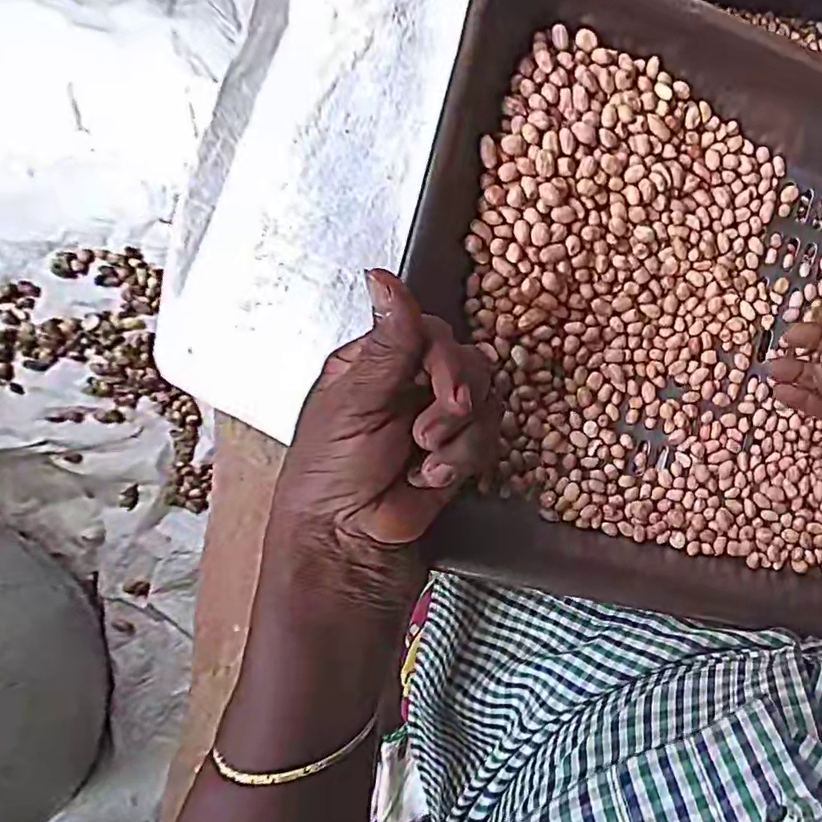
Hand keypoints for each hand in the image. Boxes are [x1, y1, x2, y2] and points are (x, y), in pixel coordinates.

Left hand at [266, 269, 498, 603]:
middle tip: (429, 432)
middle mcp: (412, 383)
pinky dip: (464, 460)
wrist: (351, 543)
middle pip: (468, 363)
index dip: (446, 358)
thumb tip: (384, 278)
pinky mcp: (460, 449)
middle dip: (455, 401)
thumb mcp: (355, 402)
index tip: (442, 386)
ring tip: (423, 461)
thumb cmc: (332, 475)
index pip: (432, 332)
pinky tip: (431, 478)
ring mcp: (439, 417)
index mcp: (377, 361)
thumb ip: (388, 344)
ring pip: (485, 400)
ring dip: (458, 437)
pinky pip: (489, 436)